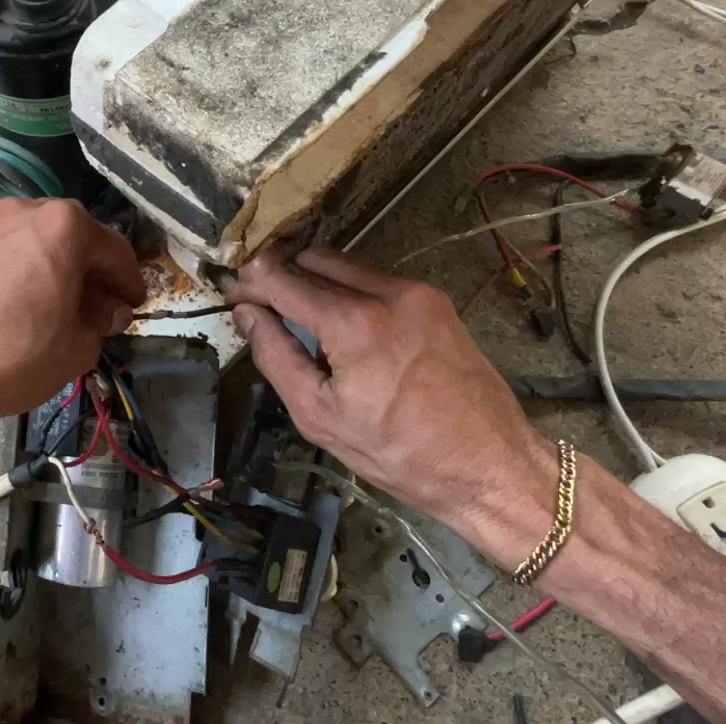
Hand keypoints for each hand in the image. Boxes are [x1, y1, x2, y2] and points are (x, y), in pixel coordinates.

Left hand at [0, 199, 144, 450]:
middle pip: (76, 239)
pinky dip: (30, 273)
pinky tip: (30, 307)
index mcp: (64, 225)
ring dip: (61, 271)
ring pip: (41, 244)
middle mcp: (27, 211)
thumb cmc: (16, 353)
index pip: (114, 250)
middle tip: (104, 311)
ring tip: (66, 312)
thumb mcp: (77, 346)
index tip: (135, 306)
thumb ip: (102, 321)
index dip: (130, 282)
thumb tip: (110, 311)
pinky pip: (12, 253)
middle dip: (94, 274)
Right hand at [225, 248, 551, 534]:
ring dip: (310, 280)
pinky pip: (371, 278)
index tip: (233, 300)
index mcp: (353, 323)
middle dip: (277, 275)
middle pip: (309, 259)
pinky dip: (343, 289)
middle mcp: (385, 292)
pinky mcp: (433, 299)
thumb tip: (247, 315)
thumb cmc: (399, 454)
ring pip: (341, 263)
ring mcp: (415, 291)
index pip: (280, 278)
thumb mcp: (319, 416)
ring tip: (297, 317)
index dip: (248, 284)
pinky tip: (338, 325)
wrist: (491, 466)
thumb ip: (275, 357)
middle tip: (260, 306)